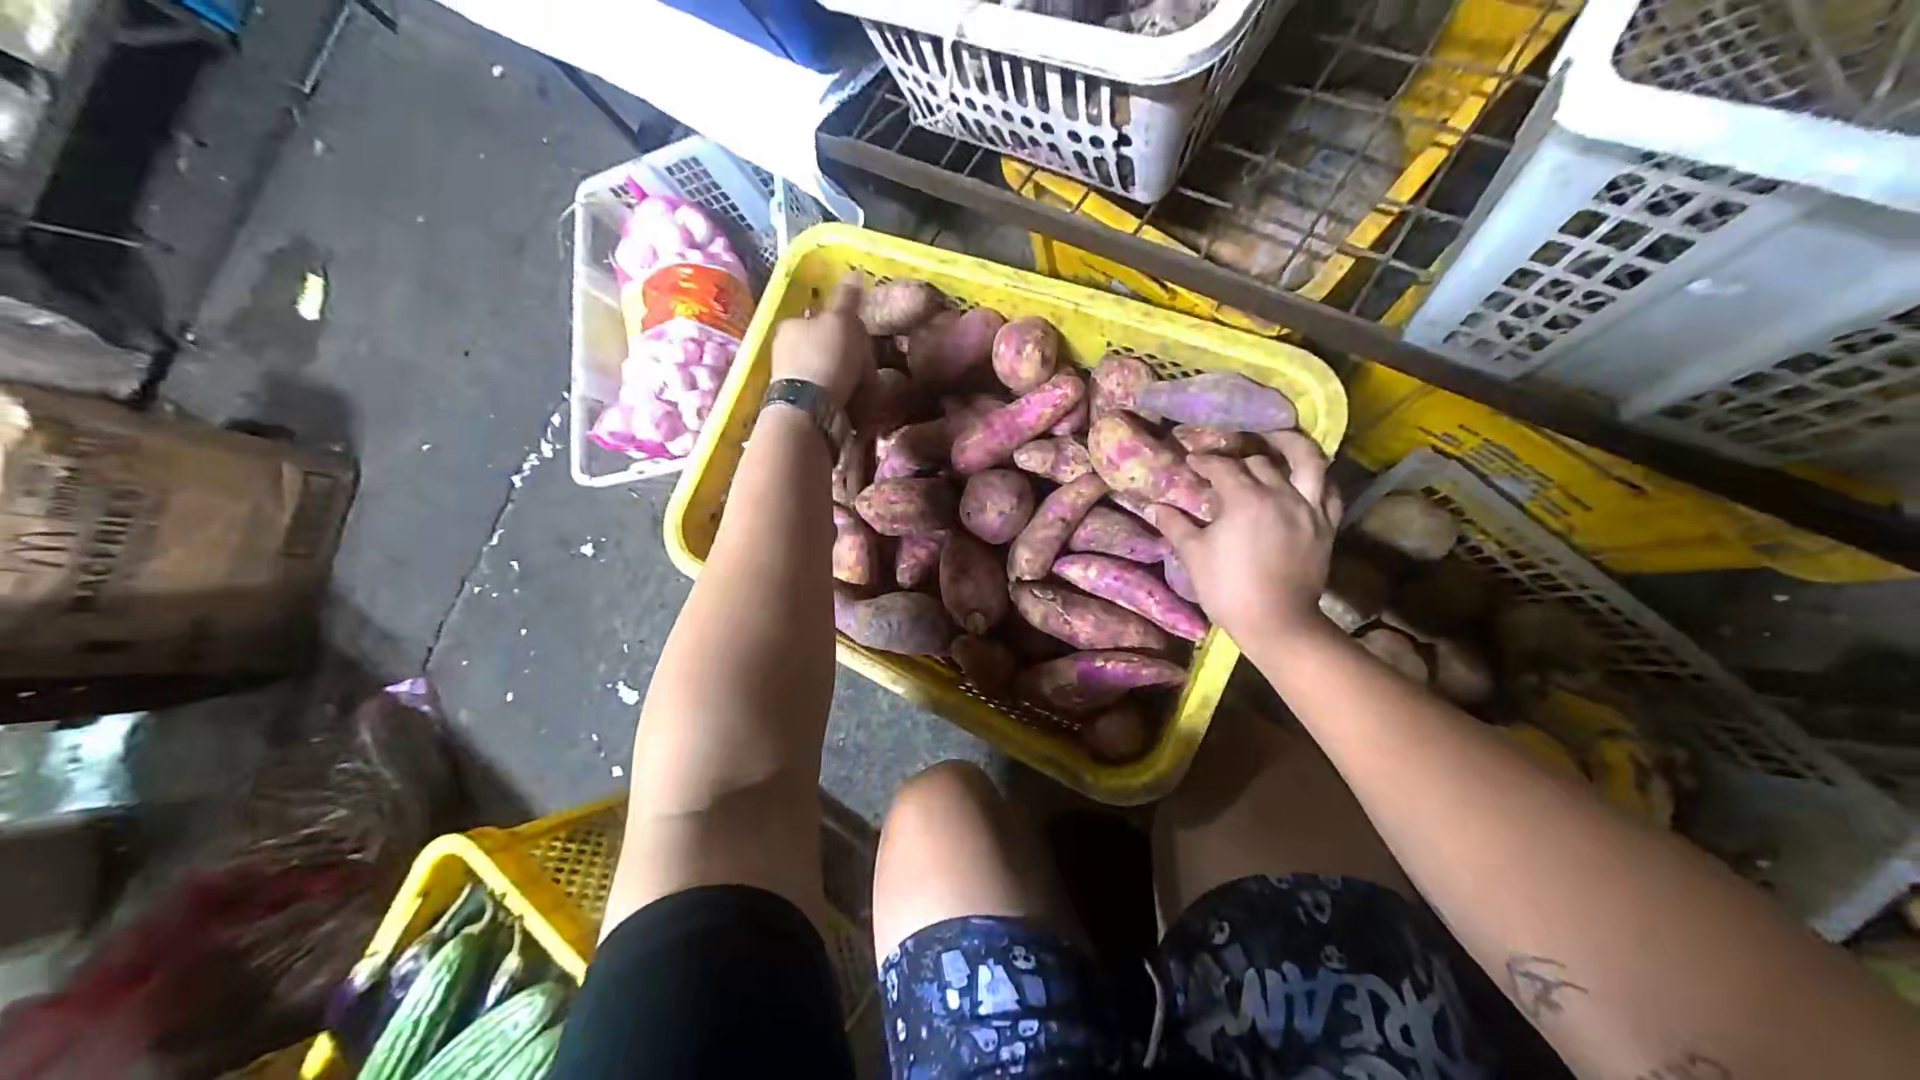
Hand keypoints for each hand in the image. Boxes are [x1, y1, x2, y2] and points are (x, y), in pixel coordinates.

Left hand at [770, 273, 874, 409]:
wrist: (811, 410)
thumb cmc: (826, 357)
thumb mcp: (840, 321)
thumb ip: (846, 299)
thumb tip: (853, 273)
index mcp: (791, 324)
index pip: (820, 318)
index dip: (845, 325)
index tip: (862, 337)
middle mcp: (786, 350)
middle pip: (826, 346)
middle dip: (848, 355)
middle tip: (867, 364)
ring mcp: (791, 379)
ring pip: (829, 372)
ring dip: (848, 378)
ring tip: (865, 386)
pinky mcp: (801, 405)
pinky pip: (829, 394)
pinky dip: (844, 396)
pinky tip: (855, 401)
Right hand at [1146, 431, 1343, 646]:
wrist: (1276, 622)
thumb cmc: (1228, 589)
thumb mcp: (1194, 555)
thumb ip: (1176, 525)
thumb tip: (1155, 507)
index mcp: (1245, 499)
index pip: (1222, 467)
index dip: (1204, 461)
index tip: (1191, 462)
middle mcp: (1281, 493)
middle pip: (1260, 461)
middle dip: (1240, 458)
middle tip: (1226, 462)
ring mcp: (1309, 508)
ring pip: (1308, 462)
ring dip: (1293, 446)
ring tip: (1280, 438)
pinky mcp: (1326, 525)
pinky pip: (1330, 491)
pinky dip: (1319, 478)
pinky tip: (1309, 476)